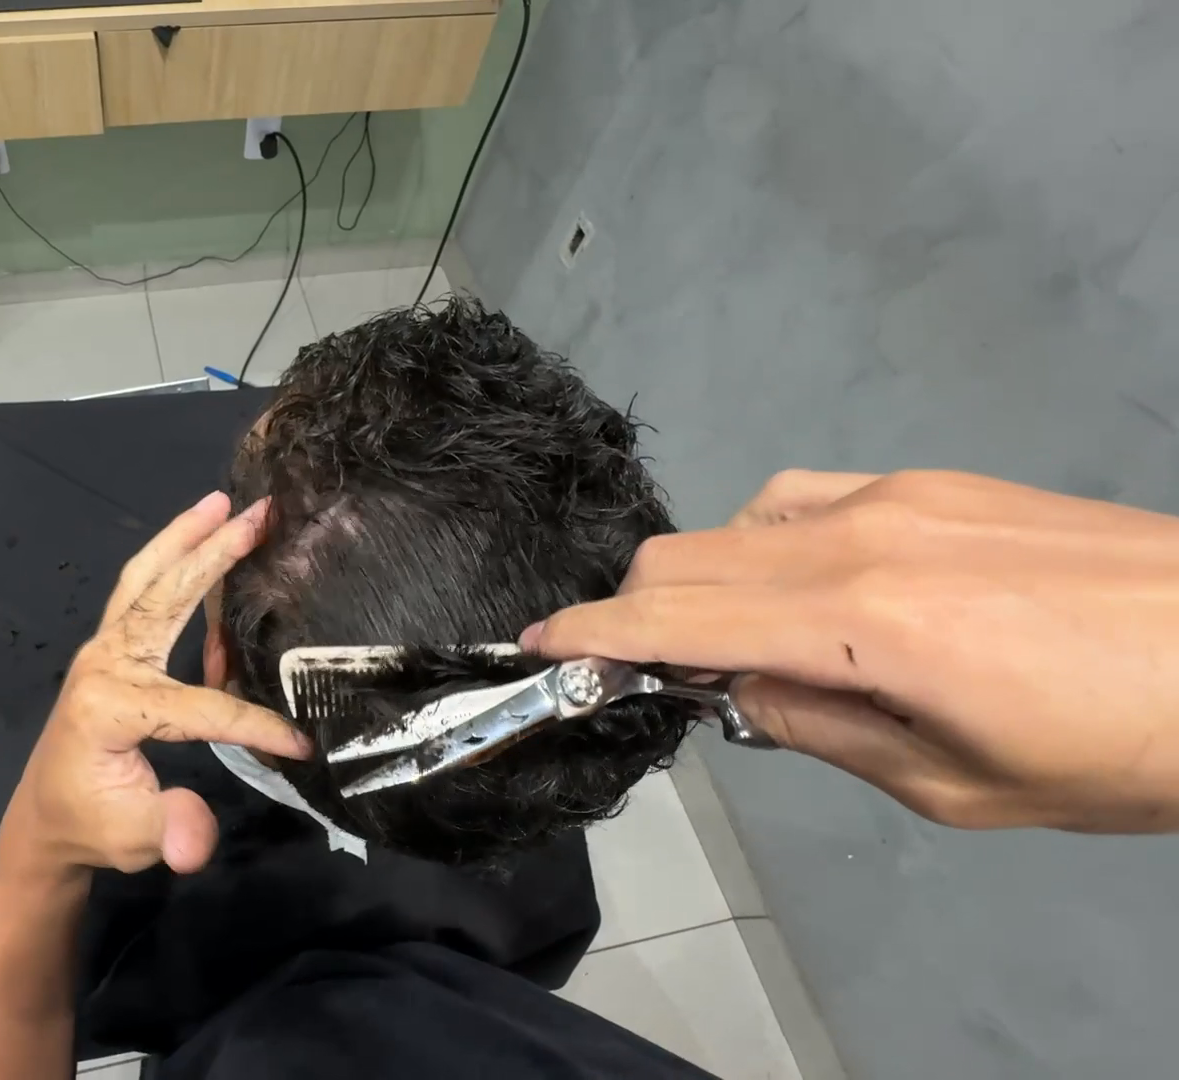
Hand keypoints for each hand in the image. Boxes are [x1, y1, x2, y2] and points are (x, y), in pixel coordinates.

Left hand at [3, 492, 310, 875]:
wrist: (46, 817)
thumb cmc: (90, 825)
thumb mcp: (132, 837)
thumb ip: (168, 831)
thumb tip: (198, 839)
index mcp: (112, 704)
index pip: (203, 707)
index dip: (255, 725)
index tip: (300, 742)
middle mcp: (105, 660)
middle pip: (164, 593)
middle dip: (214, 551)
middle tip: (257, 512)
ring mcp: (105, 648)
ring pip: (146, 578)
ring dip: (185, 537)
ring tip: (222, 502)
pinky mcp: (110, 648)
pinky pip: (141, 592)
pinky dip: (171, 561)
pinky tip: (200, 546)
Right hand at [524, 469, 1178, 832]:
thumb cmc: (1127, 748)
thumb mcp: (954, 784)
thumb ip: (814, 724)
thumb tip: (735, 683)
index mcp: (861, 624)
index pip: (675, 620)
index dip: (593, 634)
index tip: (538, 645)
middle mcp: (851, 540)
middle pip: (675, 559)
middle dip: (632, 612)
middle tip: (655, 668)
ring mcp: (884, 497)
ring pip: (720, 527)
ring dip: (696, 584)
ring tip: (747, 635)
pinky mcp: (918, 480)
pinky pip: (784, 502)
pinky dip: (752, 546)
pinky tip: (802, 580)